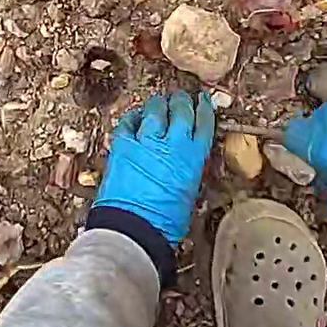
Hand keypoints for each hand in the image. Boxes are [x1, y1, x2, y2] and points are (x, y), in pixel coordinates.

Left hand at [95, 91, 215, 243]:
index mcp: (193, 156)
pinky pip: (128, 123)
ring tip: (159, 102)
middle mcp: (172, 143)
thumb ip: (189, 170)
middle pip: (180, 110)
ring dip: (158, 104)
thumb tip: (186, 163)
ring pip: (155, 110)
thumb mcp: (189, 193)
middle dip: (182, 100)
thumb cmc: (164, 221)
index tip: (203, 101)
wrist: (133, 229)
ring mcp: (146, 141)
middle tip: (181, 97)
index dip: (204, 108)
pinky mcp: (123, 146)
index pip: (204, 123)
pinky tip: (135, 116)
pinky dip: (132, 118)